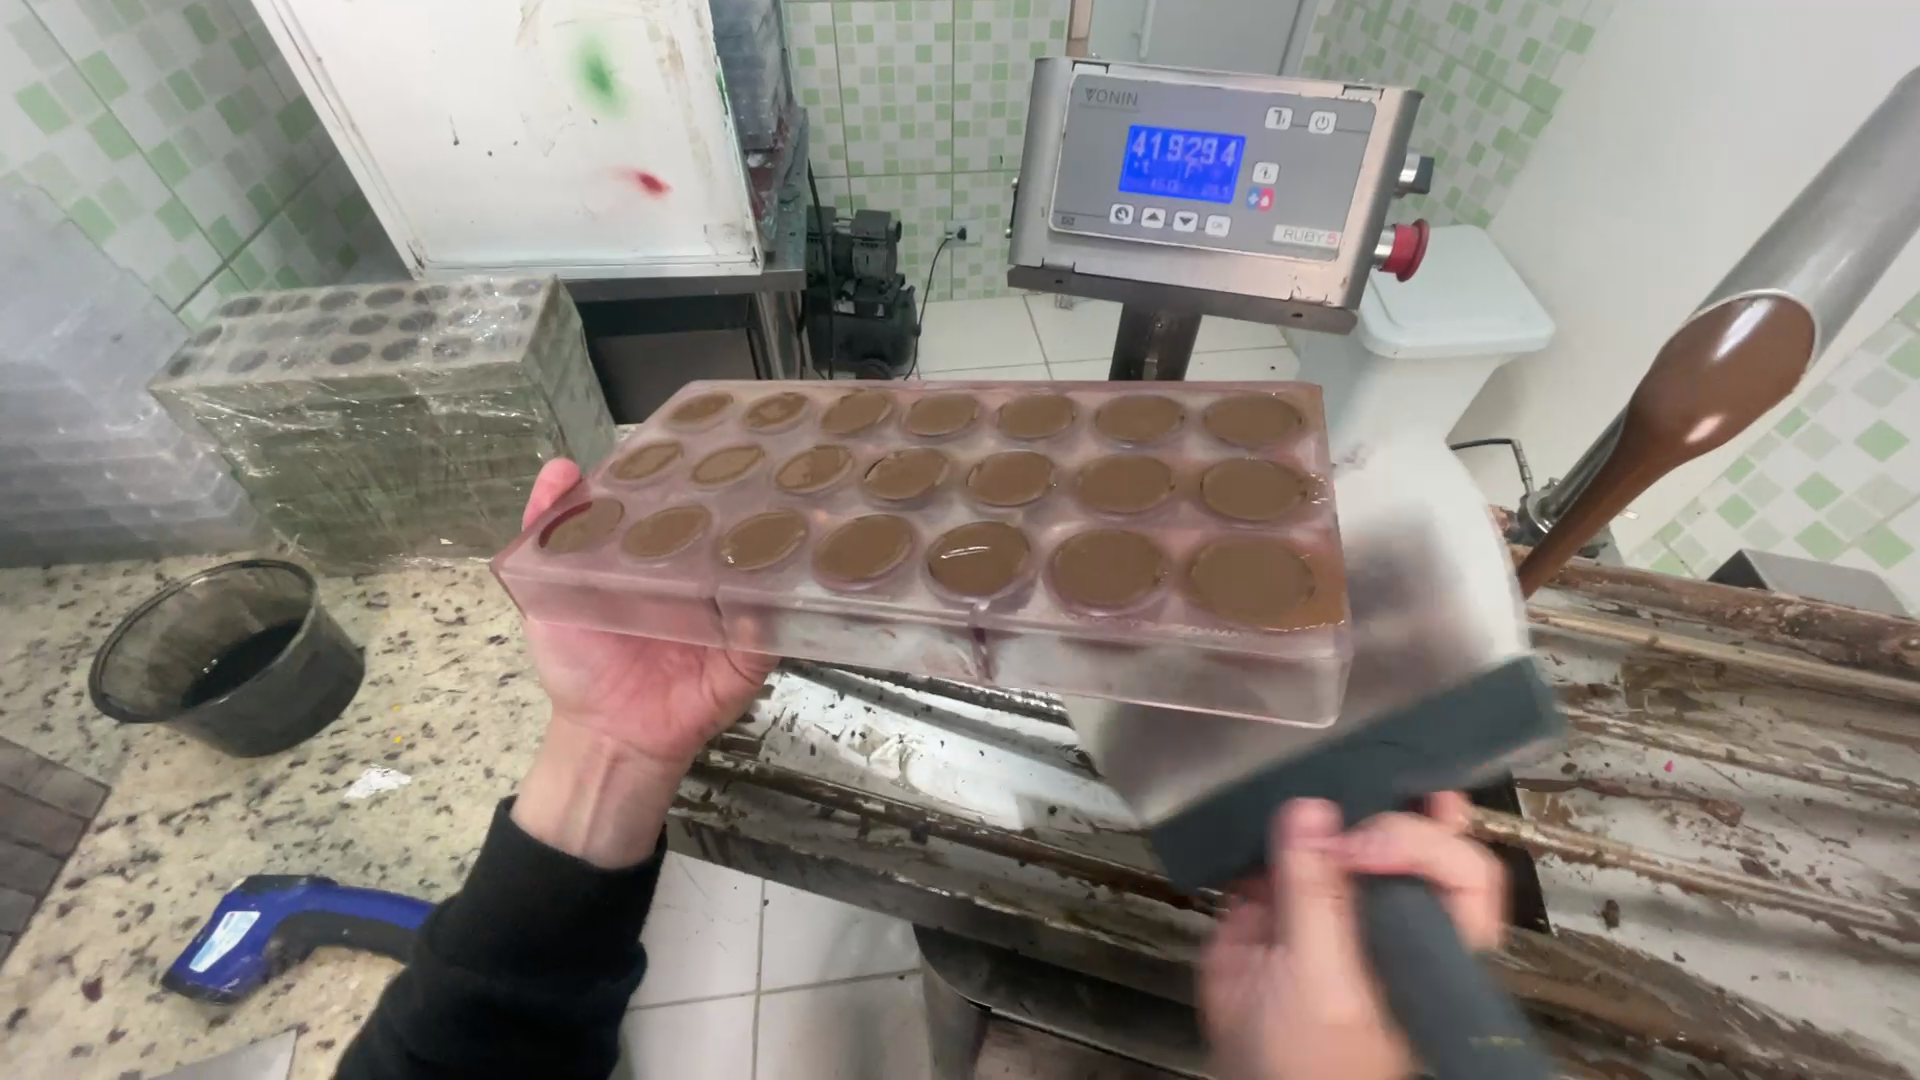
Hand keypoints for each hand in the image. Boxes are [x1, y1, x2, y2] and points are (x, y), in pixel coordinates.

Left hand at [509, 458, 777, 866]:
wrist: (608, 733)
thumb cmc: (579, 662)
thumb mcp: (546, 590)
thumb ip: (550, 531)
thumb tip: (561, 466)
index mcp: (665, 559)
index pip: (692, 511)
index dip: (705, 481)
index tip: (721, 444)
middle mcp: (704, 580)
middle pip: (735, 538)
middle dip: (756, 506)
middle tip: (776, 468)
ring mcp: (732, 615)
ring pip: (762, 575)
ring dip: (780, 550)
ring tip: (798, 511)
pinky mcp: (751, 653)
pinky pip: (771, 627)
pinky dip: (777, 607)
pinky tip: (784, 579)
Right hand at [1198, 794, 1505, 1079]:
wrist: (1247, 1078)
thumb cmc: (1311, 1060)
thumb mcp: (1323, 985)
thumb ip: (1317, 900)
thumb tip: (1311, 812)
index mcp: (1420, 936)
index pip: (1457, 870)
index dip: (1418, 842)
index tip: (1356, 844)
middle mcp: (1379, 905)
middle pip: (1403, 833)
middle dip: (1386, 796)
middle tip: (1360, 769)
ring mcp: (1322, 896)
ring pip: (1334, 827)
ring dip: (1320, 797)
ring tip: (1304, 768)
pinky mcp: (1269, 893)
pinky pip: (1271, 841)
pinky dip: (1261, 816)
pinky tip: (1254, 802)